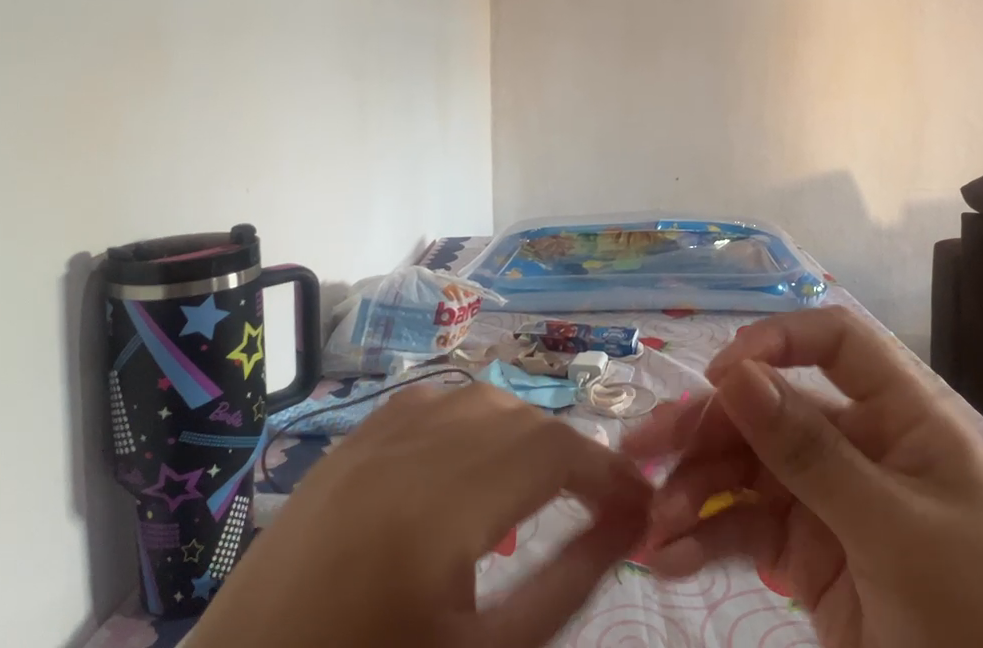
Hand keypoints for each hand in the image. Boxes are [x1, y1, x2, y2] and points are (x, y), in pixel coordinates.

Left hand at [189, 381, 651, 647]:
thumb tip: (628, 524)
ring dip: (522, 433)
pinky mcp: (342, 448)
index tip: (640, 509)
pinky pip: (426, 402)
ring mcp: (367, 442)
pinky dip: (469, 420)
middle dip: (571, 458)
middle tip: (597, 508)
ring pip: (476, 399)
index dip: (609, 473)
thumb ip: (566, 583)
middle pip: (521, 419)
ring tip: (536, 487)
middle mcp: (407, 452)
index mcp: (442, 508)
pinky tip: (467, 464)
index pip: (555, 451)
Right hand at [622, 307, 982, 647]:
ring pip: (749, 473)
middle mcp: (861, 448)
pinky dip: (708, 539)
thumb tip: (735, 371)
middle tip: (643, 453)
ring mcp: (831, 503)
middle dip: (709, 430)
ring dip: (696, 492)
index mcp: (902, 418)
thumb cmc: (975, 609)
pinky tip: (671, 557)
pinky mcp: (809, 557)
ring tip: (651, 527)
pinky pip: (748, 531)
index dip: (776, 343)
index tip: (716, 375)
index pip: (837, 345)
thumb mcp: (892, 529)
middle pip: (773, 412)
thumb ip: (810, 453)